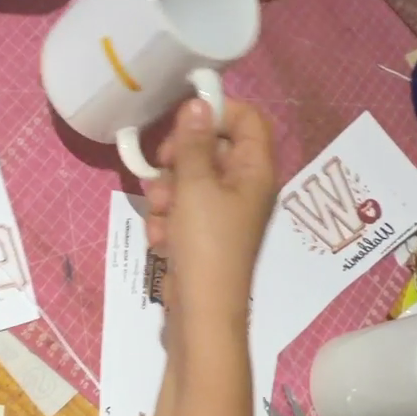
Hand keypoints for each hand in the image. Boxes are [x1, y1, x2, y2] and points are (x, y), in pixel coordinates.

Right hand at [143, 98, 277, 332]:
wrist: (201, 312)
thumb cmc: (205, 245)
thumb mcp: (195, 187)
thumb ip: (194, 143)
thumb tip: (198, 103)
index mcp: (256, 171)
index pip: (247, 119)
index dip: (216, 112)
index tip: (181, 121)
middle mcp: (243, 189)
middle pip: (212, 150)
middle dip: (180, 159)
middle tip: (162, 167)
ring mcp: (222, 216)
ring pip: (188, 183)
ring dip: (166, 195)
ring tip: (161, 215)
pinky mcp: (201, 238)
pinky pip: (180, 214)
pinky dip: (166, 222)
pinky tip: (160, 240)